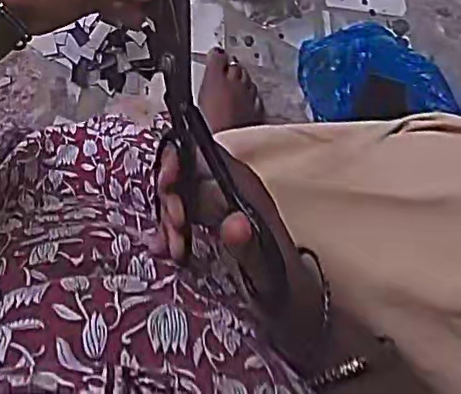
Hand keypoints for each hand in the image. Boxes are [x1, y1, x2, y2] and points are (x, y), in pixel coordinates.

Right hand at [152, 140, 293, 301]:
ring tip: (176, 251)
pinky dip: (166, 231)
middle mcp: (224, 186)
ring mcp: (212, 204)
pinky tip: (164, 250)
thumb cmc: (287, 287)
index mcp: (241, 183)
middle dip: (170, 197)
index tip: (167, 183)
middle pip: (182, 173)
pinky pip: (176, 215)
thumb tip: (233, 222)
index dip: (178, 158)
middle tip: (176, 228)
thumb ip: (249, 247)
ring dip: (167, 220)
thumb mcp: (268, 272)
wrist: (296, 309)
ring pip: (176, 196)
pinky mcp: (203, 222)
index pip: (200, 151)